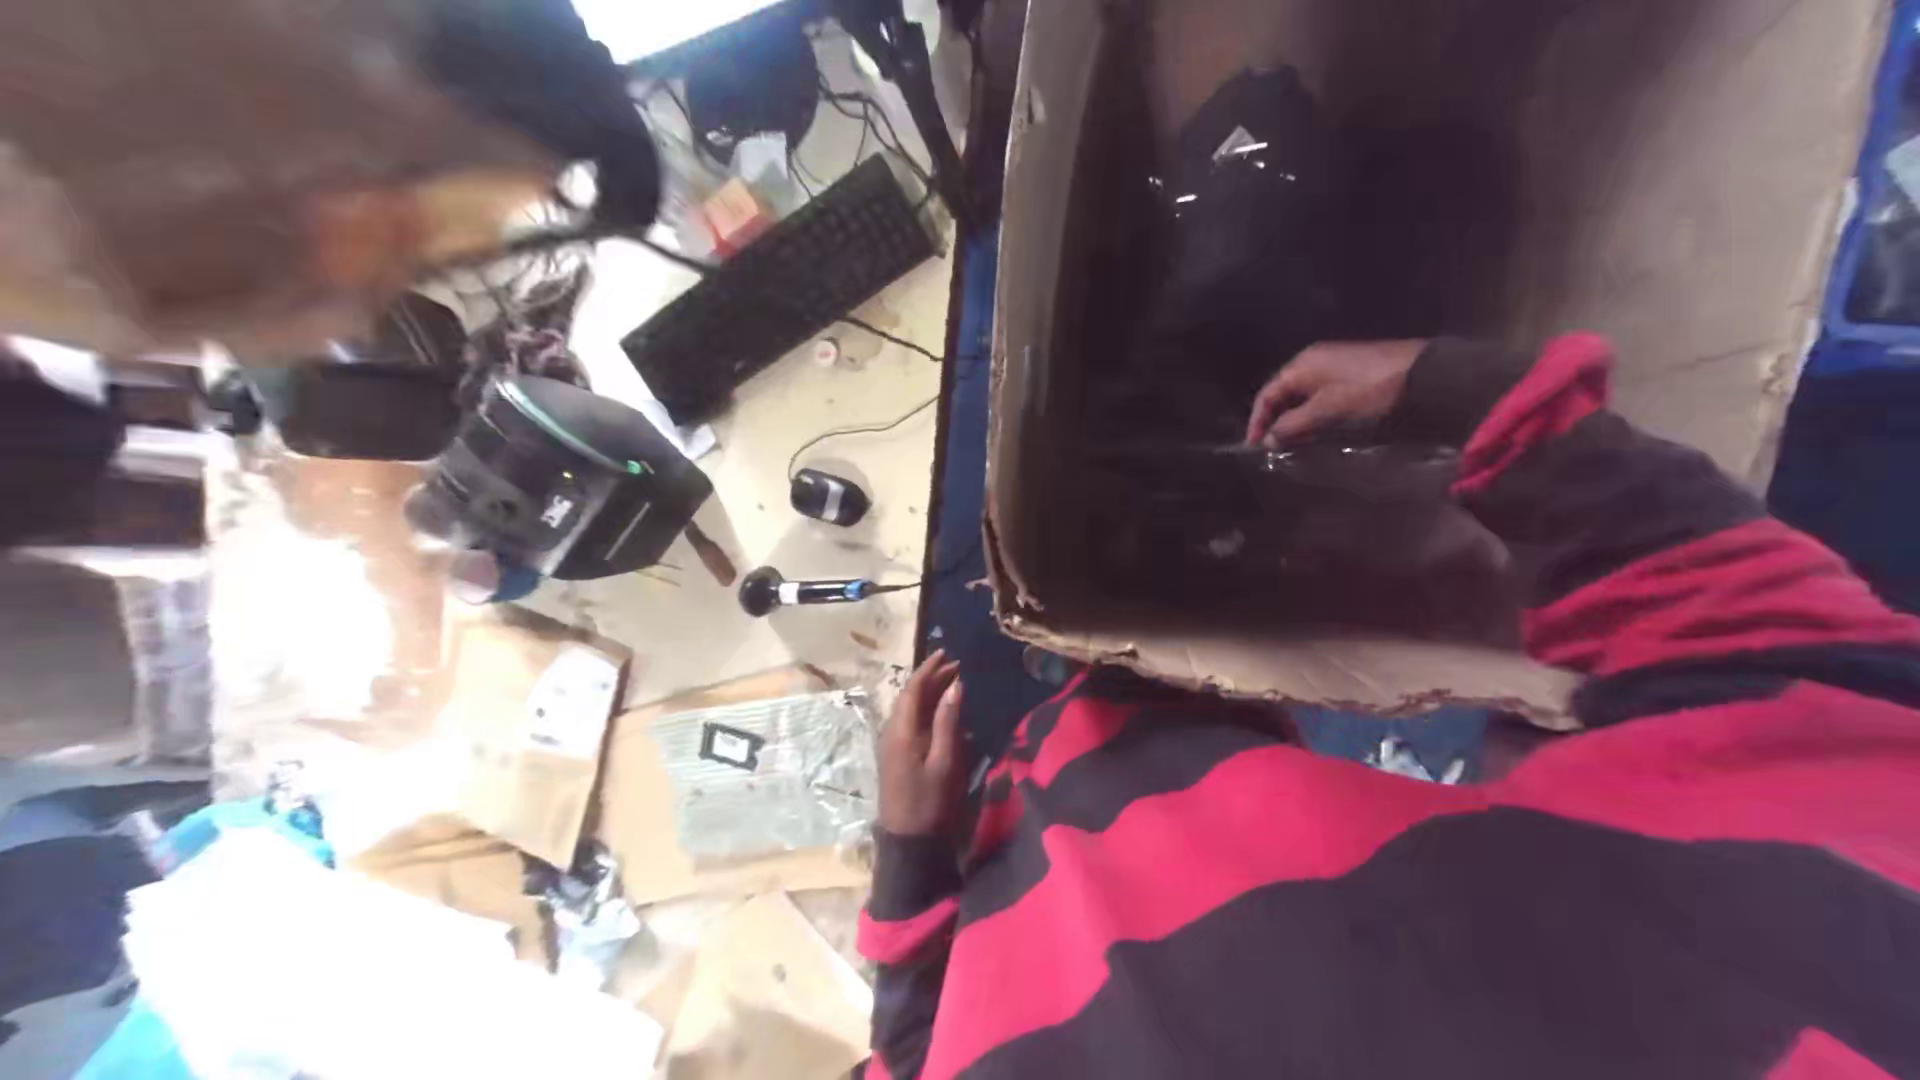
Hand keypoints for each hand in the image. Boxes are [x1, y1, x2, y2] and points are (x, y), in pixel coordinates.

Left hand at [879, 649, 964, 835]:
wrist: (908, 842)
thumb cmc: (930, 802)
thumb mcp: (946, 762)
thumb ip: (949, 722)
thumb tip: (955, 686)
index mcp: (901, 731)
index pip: (913, 689)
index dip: (929, 669)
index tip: (947, 654)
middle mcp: (892, 732)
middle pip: (910, 696)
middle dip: (931, 678)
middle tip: (955, 665)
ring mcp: (892, 745)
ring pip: (909, 709)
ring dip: (929, 693)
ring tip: (951, 682)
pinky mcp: (897, 756)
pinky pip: (910, 722)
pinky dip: (926, 709)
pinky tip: (943, 712)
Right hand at [1245, 340, 1428, 447]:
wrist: (1427, 376)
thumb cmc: (1368, 392)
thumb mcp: (1326, 411)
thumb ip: (1292, 426)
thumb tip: (1268, 441)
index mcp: (1301, 365)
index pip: (1266, 395)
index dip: (1257, 423)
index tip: (1256, 447)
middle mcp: (1313, 361)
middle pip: (1282, 395)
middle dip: (1275, 423)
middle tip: (1276, 449)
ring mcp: (1334, 365)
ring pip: (1301, 396)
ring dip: (1295, 420)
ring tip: (1295, 444)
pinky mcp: (1352, 373)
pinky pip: (1319, 395)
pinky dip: (1312, 414)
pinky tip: (1318, 429)